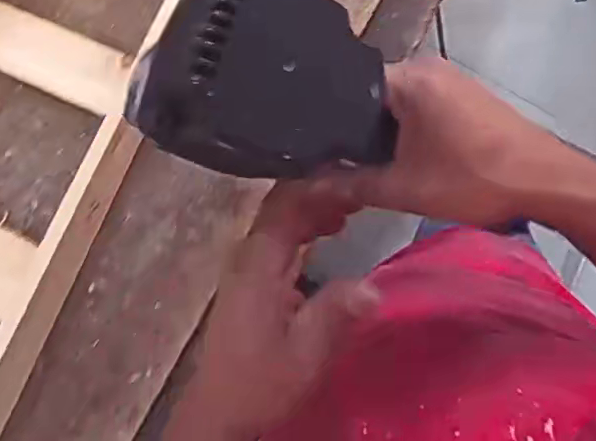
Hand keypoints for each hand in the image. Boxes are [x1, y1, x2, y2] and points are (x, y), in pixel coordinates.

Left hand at [164, 181, 378, 440]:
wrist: (220, 419)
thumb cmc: (260, 385)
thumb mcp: (304, 355)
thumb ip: (335, 313)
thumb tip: (375, 285)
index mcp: (258, 261)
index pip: (286, 201)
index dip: (320, 184)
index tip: (355, 179)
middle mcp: (250, 253)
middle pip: (284, 201)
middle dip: (322, 188)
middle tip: (361, 184)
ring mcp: (249, 264)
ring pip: (283, 215)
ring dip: (317, 204)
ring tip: (354, 202)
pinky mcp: (254, 277)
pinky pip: (283, 233)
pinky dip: (309, 223)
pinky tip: (334, 228)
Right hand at [327, 57, 586, 226]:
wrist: (543, 179)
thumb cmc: (473, 178)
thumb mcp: (406, 187)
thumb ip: (353, 184)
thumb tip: (312, 183)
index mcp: (410, 77)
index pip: (350, 86)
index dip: (331, 120)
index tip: (316, 150)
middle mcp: (428, 66)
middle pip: (374, 94)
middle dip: (358, 130)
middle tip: (337, 165)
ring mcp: (451, 78)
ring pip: (400, 101)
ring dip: (386, 132)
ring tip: (368, 167)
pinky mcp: (466, 93)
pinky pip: (424, 104)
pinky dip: (410, 128)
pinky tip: (406, 158)